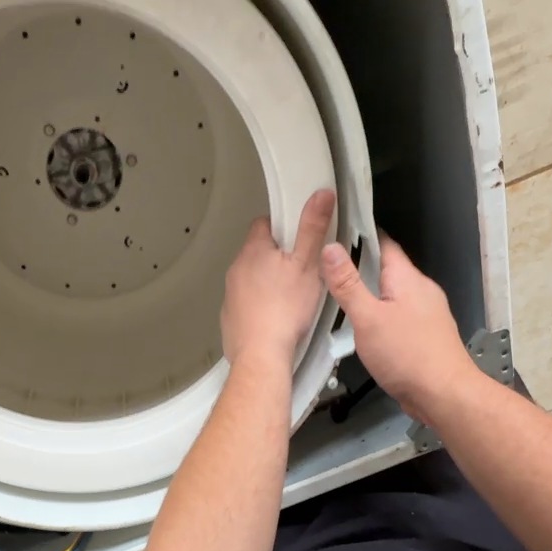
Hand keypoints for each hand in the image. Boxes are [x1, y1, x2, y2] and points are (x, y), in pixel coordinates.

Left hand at [219, 189, 334, 374]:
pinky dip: (259, 306)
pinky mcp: (231, 318)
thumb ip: (312, 228)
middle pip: (257, 252)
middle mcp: (237, 270)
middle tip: (300, 270)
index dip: (282, 226)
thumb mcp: (307, 265)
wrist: (261, 355)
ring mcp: (231, 295)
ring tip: (290, 298)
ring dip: (267, 282)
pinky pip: (247, 304)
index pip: (263, 223)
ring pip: (251, 279)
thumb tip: (320, 195)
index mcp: (254, 251)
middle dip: (276, 257)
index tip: (298, 236)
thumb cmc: (284, 312)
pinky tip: (276, 318)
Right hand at [322, 235, 472, 420]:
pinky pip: (399, 317)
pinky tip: (367, 330)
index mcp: (406, 278)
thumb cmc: (407, 355)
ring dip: (371, 295)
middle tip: (330, 268)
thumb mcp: (367, 318)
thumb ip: (347, 285)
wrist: (443, 394)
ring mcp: (426, 314)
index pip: (383, 244)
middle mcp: (420, 290)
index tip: (337, 230)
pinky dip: (381, 317)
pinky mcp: (425, 336)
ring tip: (343, 299)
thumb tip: (330, 249)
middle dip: (361, 267)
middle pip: (388, 270)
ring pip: (393, 295)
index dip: (360, 234)